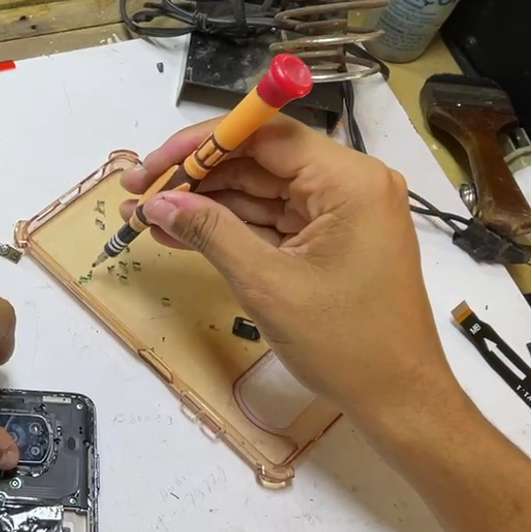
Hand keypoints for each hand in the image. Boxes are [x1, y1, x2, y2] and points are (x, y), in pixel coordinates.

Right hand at [120, 115, 462, 432]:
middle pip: (257, 162)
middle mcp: (346, 185)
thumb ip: (210, 234)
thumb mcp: (267, 285)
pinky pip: (267, 222)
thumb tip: (157, 204)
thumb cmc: (343, 341)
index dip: (199, 145)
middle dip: (193, 178)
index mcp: (347, 181)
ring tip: (144, 215)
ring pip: (257, 193)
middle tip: (136, 193)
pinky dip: (225, 229)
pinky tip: (177, 233)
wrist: (394, 396)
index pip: (263, 136)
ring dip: (201, 205)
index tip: (152, 167)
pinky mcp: (324, 241)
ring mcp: (336, 214)